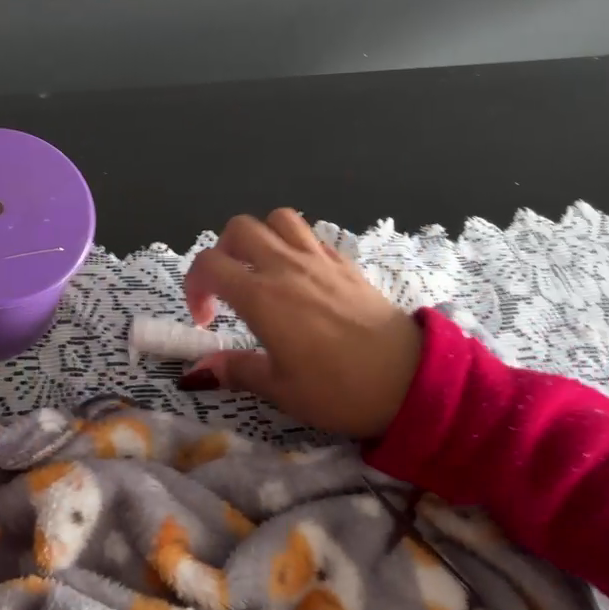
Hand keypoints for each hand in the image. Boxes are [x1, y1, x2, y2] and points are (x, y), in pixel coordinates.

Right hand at [181, 209, 422, 437]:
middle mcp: (285, 267)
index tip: (205, 320)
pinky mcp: (346, 264)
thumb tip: (199, 371)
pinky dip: (294, 246)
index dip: (194, 286)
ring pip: (277, 219)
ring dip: (260, 237)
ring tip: (262, 270)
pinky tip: (300, 278)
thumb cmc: (340, 390)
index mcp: (260, 296)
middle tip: (229, 288)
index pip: (209, 265)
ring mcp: (318, 261)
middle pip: (239, 229)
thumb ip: (237, 370)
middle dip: (222, 252)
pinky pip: (310, 236)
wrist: (414, 383)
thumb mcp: (281, 390)